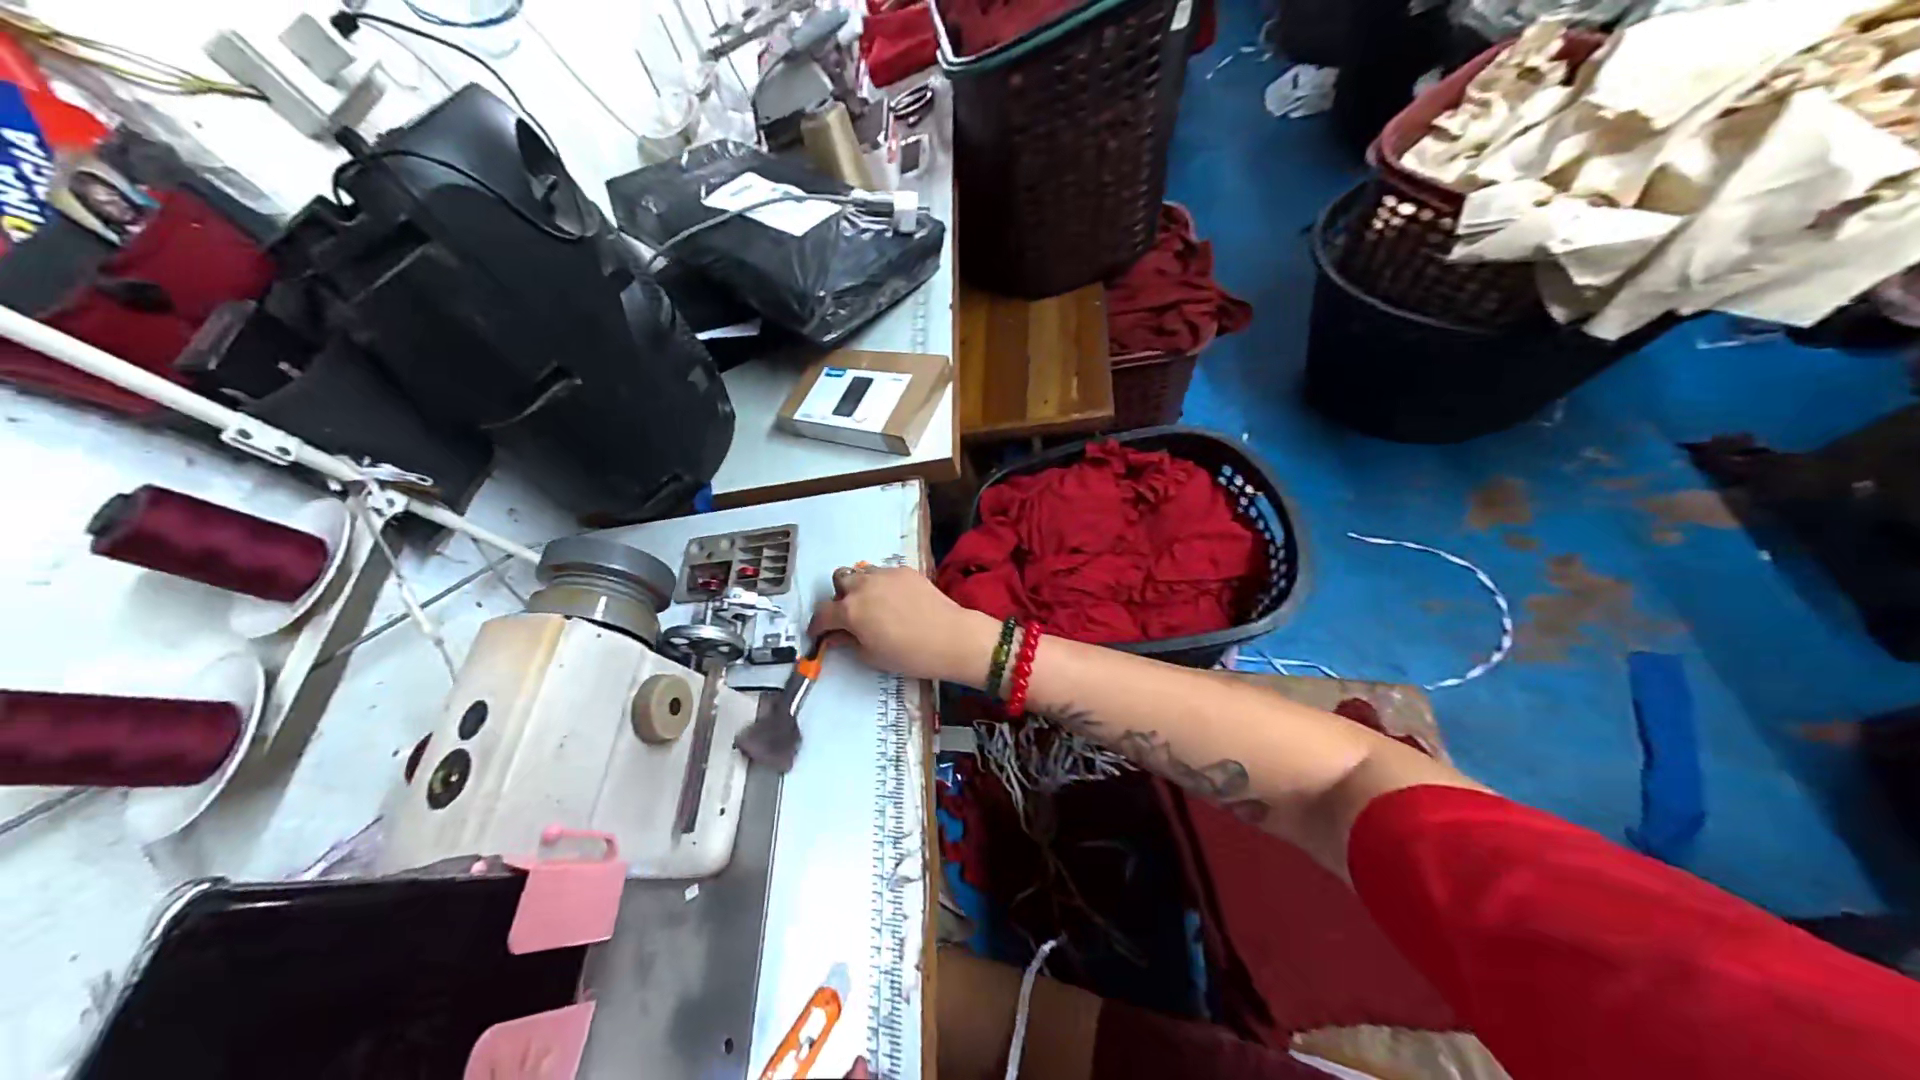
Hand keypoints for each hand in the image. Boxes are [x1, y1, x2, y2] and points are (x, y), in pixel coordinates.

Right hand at [808, 565, 998, 685]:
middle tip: (849, 615)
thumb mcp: (871, 656)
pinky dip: (881, 583)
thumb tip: (836, 636)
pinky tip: (894, 599)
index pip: (822, 613)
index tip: (820, 634)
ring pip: (861, 572)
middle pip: (839, 581)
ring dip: (859, 586)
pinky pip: (883, 572)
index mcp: (850, 610)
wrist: (950, 637)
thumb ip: (849, 642)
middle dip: (839, 597)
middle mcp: (863, 586)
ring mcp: (885, 574)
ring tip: (871, 603)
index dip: (818, 626)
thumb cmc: (908, 654)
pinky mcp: (905, 570)